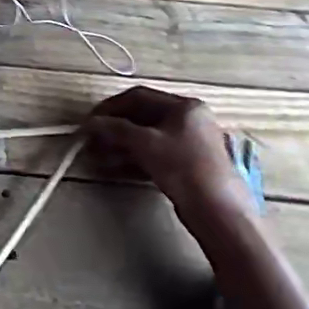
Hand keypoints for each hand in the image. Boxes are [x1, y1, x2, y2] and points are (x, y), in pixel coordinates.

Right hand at [84, 87, 254, 225]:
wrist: (218, 212)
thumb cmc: (184, 167)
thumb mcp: (147, 144)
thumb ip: (117, 130)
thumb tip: (91, 123)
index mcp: (184, 106)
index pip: (140, 97)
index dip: (112, 106)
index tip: (89, 119)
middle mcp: (188, 120)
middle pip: (143, 118)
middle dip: (115, 129)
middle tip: (90, 140)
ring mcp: (188, 144)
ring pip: (147, 139)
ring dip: (120, 146)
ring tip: (94, 157)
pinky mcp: (185, 167)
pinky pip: (153, 156)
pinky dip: (133, 160)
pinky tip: (111, 169)